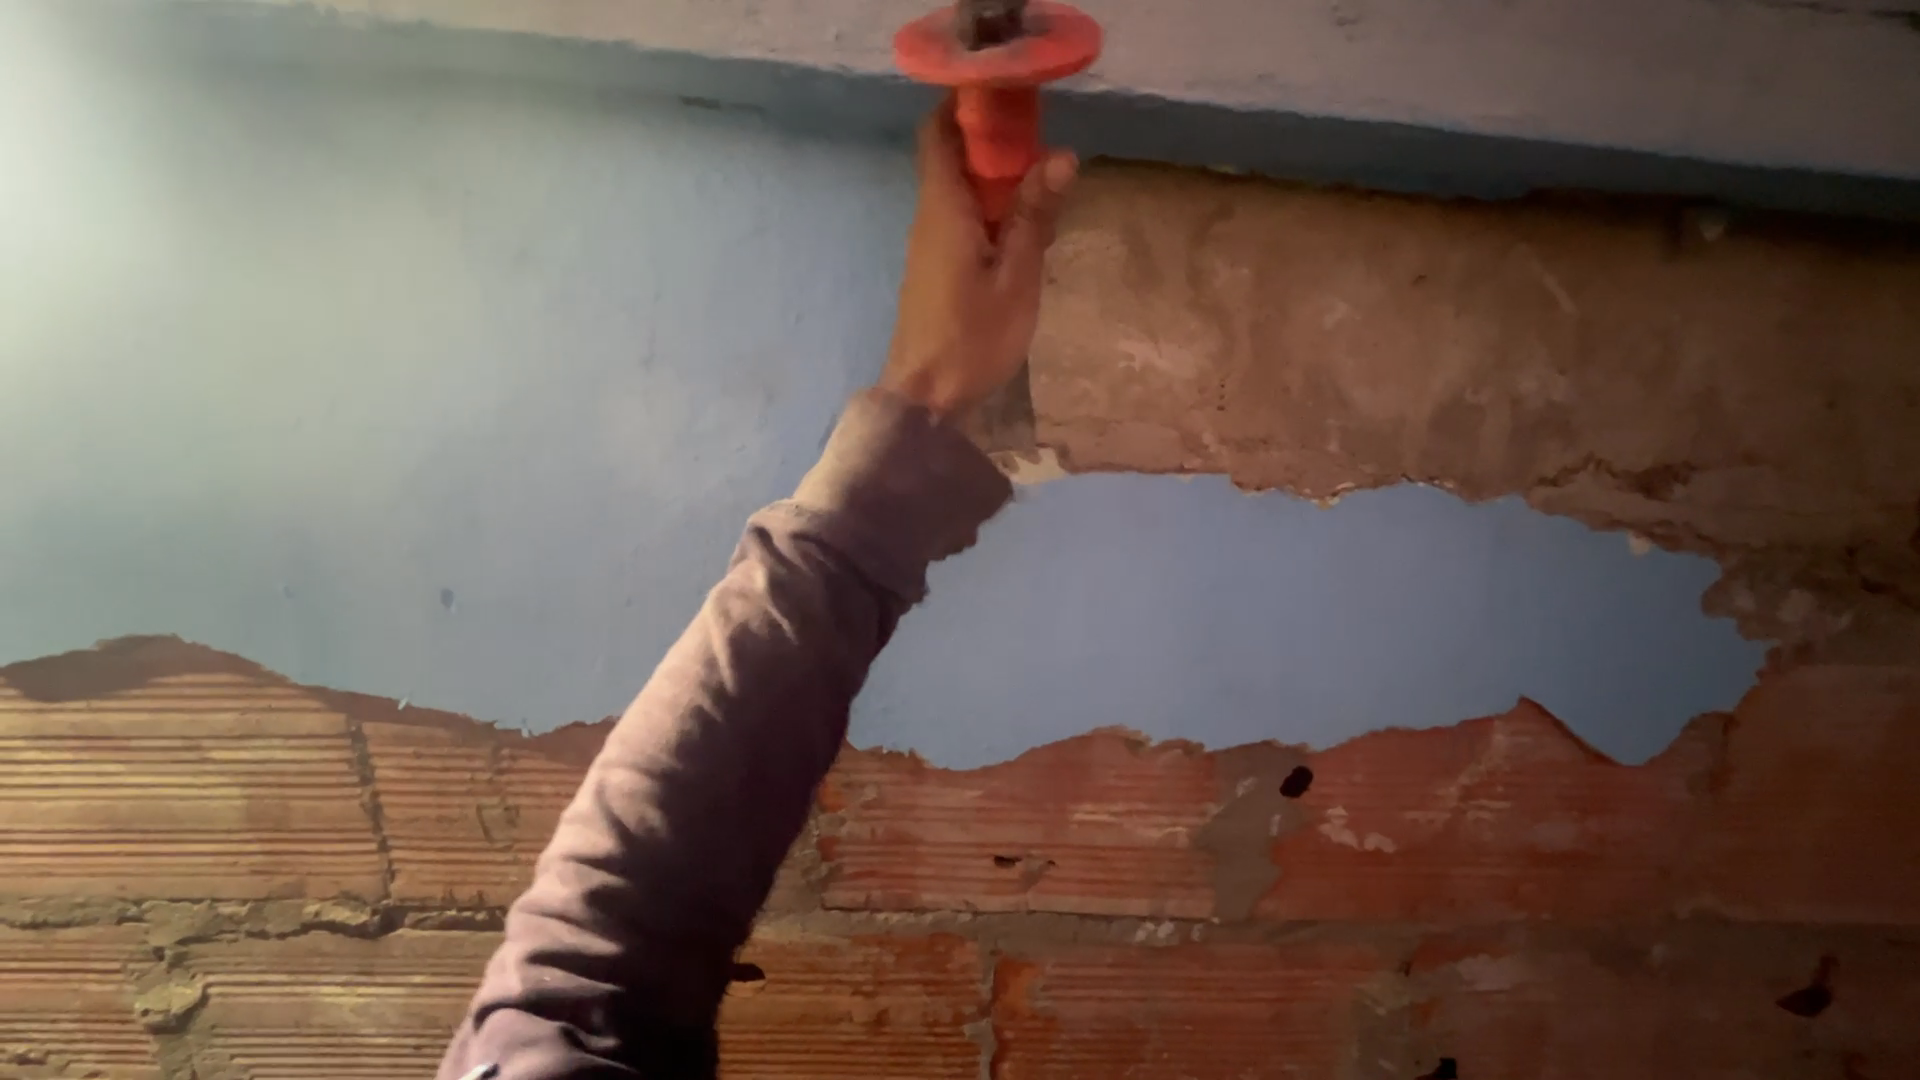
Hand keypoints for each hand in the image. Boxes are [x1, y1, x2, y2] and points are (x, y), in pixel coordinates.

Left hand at [879, 97, 1077, 421]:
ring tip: (1043, 202)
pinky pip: (959, 227)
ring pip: (959, 196)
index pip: (938, 132)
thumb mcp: (1017, 278)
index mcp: (943, 209)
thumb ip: (1036, 216)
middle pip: (951, 160)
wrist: (925, 398)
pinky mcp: (932, 275)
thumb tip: (1061, 156)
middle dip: (995, 149)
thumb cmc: (973, 339)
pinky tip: (1020, 245)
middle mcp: (927, 220)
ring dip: (997, 189)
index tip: (1011, 108)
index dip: (967, 109)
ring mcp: (927, 249)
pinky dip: (988, 220)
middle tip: (1044, 159)